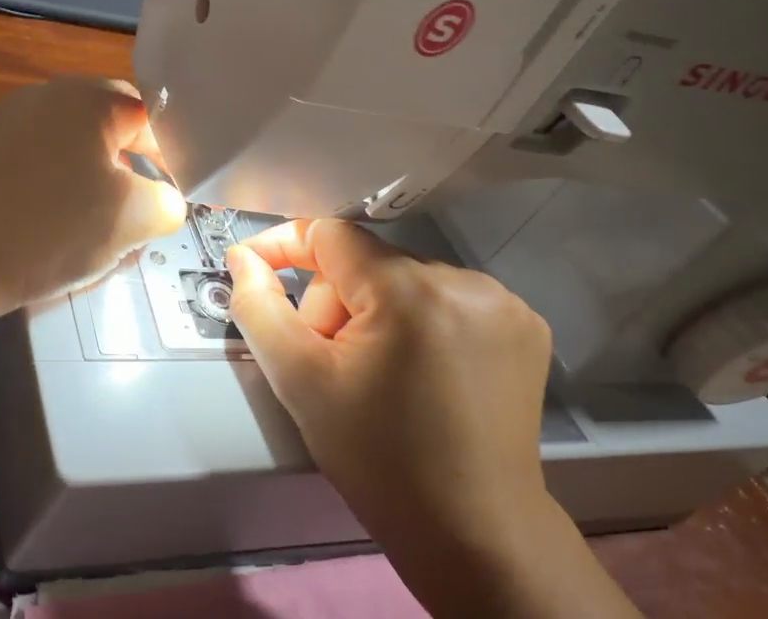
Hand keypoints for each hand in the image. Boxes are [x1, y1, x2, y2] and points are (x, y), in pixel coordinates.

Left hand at [0, 77, 185, 317]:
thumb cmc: (54, 229)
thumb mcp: (135, 219)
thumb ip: (167, 200)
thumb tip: (161, 197)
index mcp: (89, 98)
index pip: (146, 112)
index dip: (165, 154)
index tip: (164, 196)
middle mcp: (45, 95)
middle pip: (103, 124)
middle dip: (123, 164)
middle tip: (129, 210)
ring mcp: (5, 119)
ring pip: (64, 142)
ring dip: (83, 174)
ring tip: (84, 223)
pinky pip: (28, 159)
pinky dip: (44, 184)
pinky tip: (40, 222)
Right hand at [225, 220, 555, 558]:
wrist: (473, 532)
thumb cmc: (379, 460)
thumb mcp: (299, 381)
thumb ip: (258, 307)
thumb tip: (244, 257)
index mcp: (410, 292)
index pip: (330, 234)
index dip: (286, 248)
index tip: (256, 269)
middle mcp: (464, 282)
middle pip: (367, 262)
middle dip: (335, 302)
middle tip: (332, 363)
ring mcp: (502, 303)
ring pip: (403, 279)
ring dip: (375, 311)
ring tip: (376, 373)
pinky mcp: (523, 325)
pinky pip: (446, 298)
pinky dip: (420, 322)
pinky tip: (419, 370)